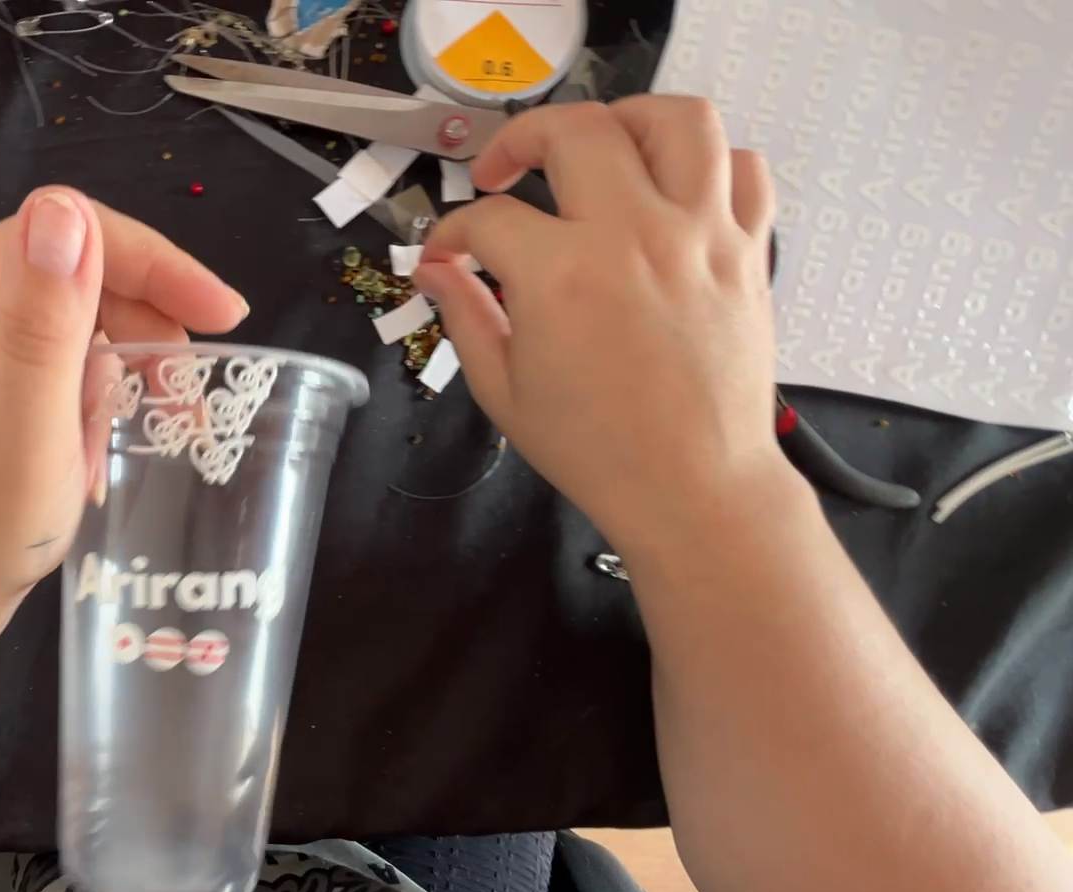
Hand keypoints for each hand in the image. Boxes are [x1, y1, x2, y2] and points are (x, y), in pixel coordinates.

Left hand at [0, 187, 246, 631]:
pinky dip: (112, 390)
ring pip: (95, 311)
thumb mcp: (22, 438)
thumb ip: (41, 331)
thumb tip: (64, 210)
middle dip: (149, 325)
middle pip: (87, 269)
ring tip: (147, 429)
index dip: (152, 263)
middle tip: (185, 399)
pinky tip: (105, 439)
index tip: (223, 315)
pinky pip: (83, 352)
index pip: (67, 234)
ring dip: (136, 365)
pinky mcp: (10, 369)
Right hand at [414, 96, 787, 559]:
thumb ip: (463, 314)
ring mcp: (700, 233)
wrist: (686, 481)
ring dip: (619, 119)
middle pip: (576, 133)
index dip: (449, 234)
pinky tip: (664, 190)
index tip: (441, 256)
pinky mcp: (747, 247)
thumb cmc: (587, 446)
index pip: (487, 220)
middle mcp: (632, 234)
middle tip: (498, 174)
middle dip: (518, 141)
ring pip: (675, 119)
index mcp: (558, 277)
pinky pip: (741, 166)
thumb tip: (435, 270)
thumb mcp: (500, 388)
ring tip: (590, 149)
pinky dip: (702, 160)